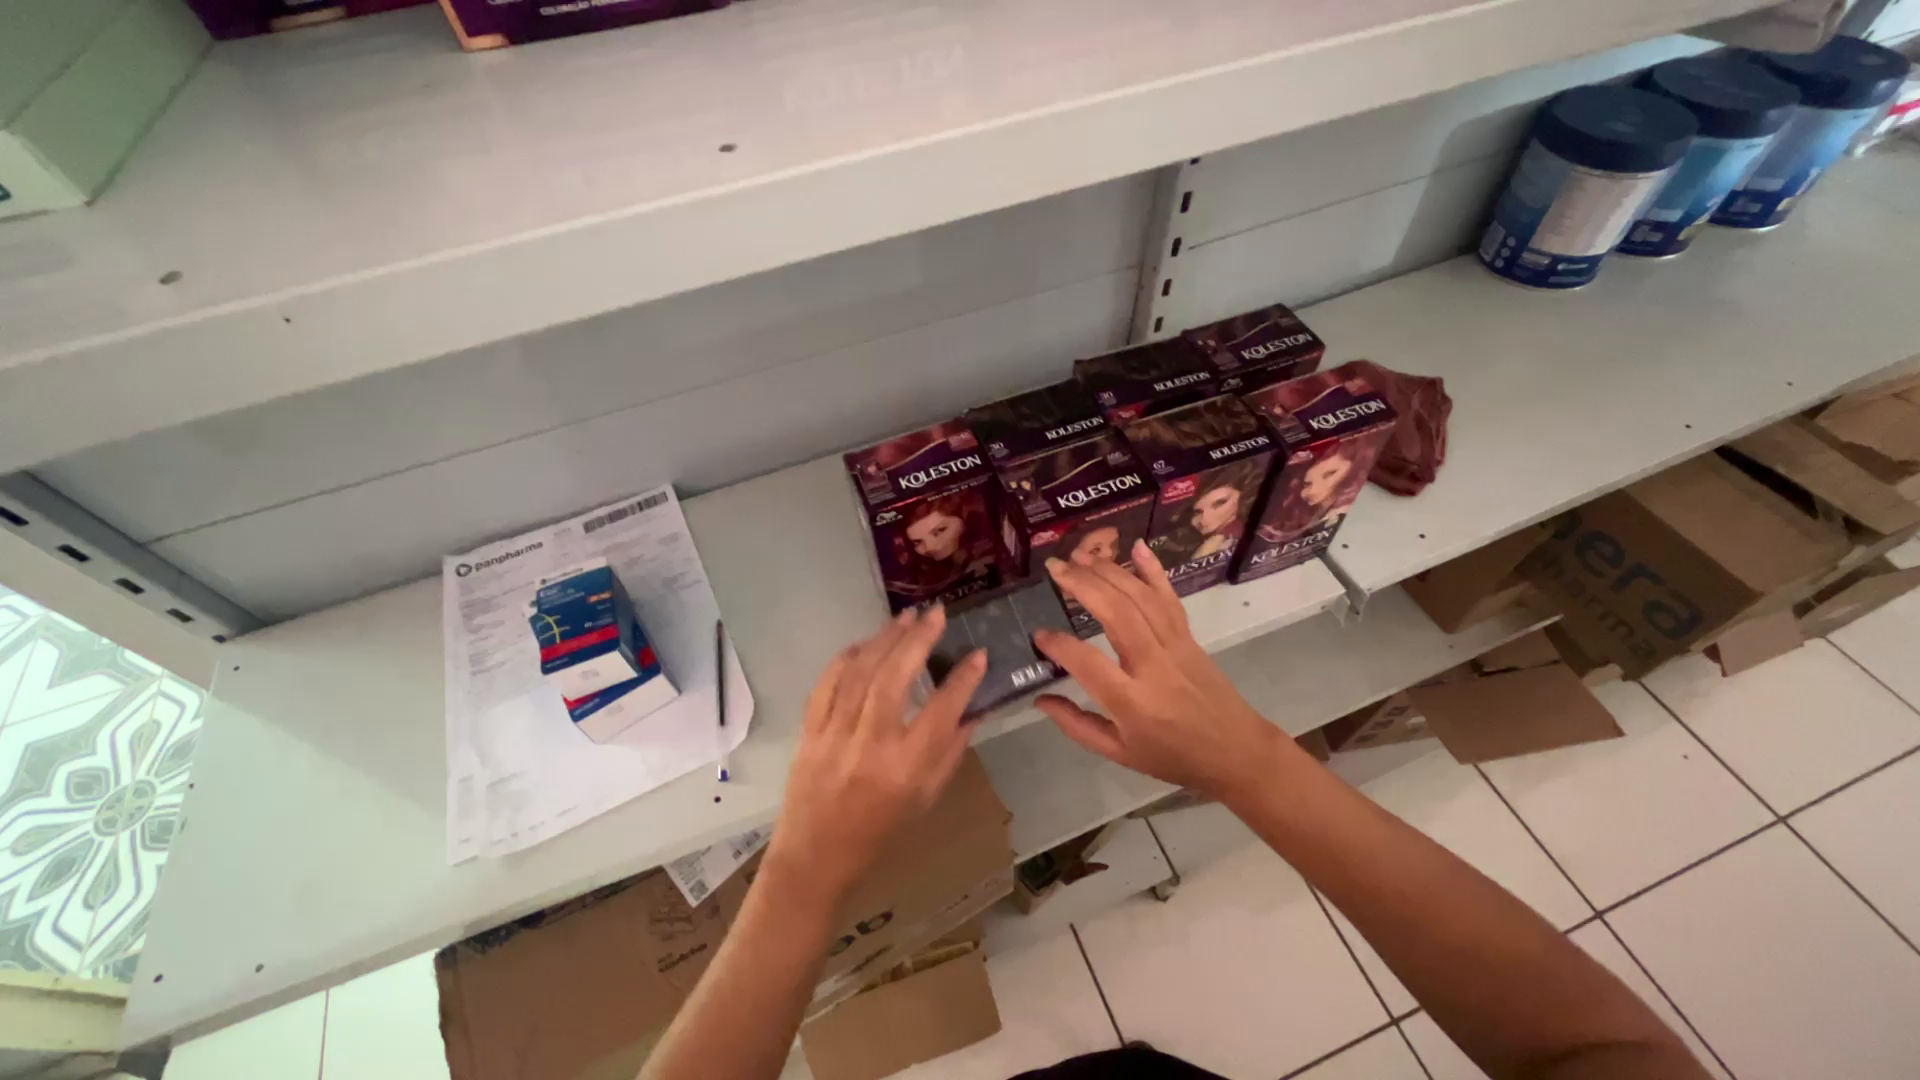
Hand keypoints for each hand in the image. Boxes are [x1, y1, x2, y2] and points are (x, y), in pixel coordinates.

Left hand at [764, 606, 986, 909]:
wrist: (816, 855)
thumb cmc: (881, 831)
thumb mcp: (926, 798)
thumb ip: (950, 751)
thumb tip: (972, 709)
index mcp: (905, 768)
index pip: (941, 711)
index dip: (963, 679)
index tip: (978, 654)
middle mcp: (870, 744)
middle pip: (895, 678)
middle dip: (918, 639)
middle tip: (937, 614)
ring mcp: (835, 734)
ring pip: (860, 672)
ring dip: (885, 639)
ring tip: (907, 617)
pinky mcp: (810, 730)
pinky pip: (828, 683)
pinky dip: (848, 657)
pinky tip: (866, 643)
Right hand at [1033, 540, 1296, 797]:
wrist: (1236, 751)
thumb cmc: (1172, 757)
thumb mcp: (1118, 753)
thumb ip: (1076, 725)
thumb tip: (1039, 698)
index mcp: (1132, 702)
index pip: (1087, 663)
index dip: (1058, 645)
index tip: (1038, 635)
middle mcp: (1153, 666)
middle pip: (1116, 613)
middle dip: (1083, 585)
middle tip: (1054, 568)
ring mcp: (1175, 646)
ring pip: (1140, 598)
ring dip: (1109, 571)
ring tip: (1080, 555)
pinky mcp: (1189, 636)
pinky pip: (1169, 598)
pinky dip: (1154, 570)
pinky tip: (1136, 547)